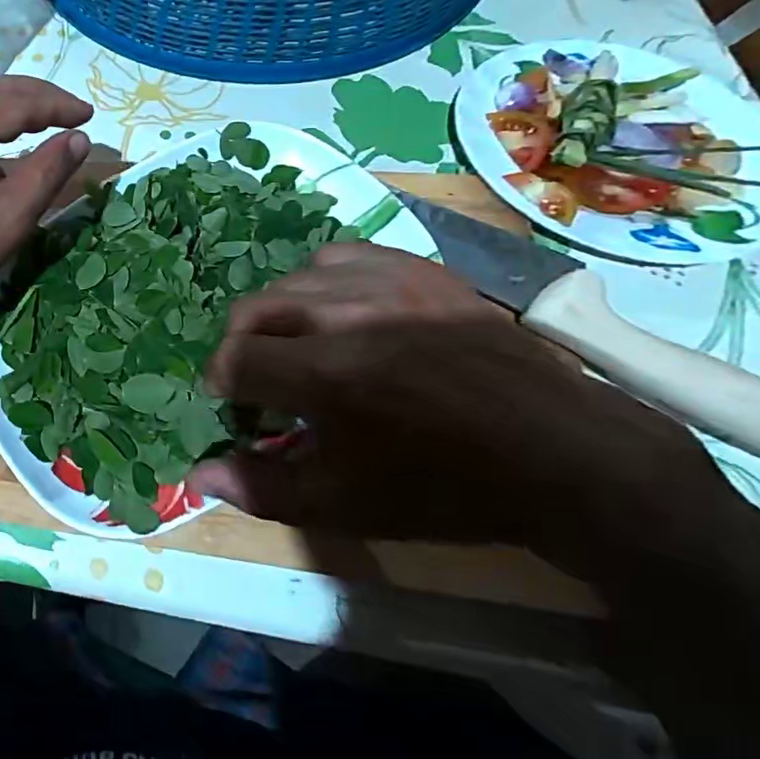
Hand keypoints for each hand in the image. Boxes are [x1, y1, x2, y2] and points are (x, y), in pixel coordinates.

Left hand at [0, 76, 91, 333]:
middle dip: (38, 96)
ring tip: (52, 117)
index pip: (15, 102)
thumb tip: (81, 138)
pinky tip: (13, 133)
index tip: (91, 115)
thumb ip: (49, 170)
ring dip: (16, 104)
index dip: (57, 106)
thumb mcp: (12, 214)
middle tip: (75, 112)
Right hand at [191, 243, 738, 565]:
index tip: (242, 407)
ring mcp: (386, 281)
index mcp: (326, 373)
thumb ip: (263, 487)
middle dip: (244, 347)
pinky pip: (341, 255)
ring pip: (292, 278)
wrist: (561, 453)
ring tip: (303, 344)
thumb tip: (198, 475)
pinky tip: (341, 309)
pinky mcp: (418, 267)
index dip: (225, 386)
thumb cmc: (446, 487)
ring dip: (281, 314)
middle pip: (252, 309)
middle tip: (265, 379)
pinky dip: (323, 281)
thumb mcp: (347, 503)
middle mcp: (345, 314)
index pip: (234, 360)